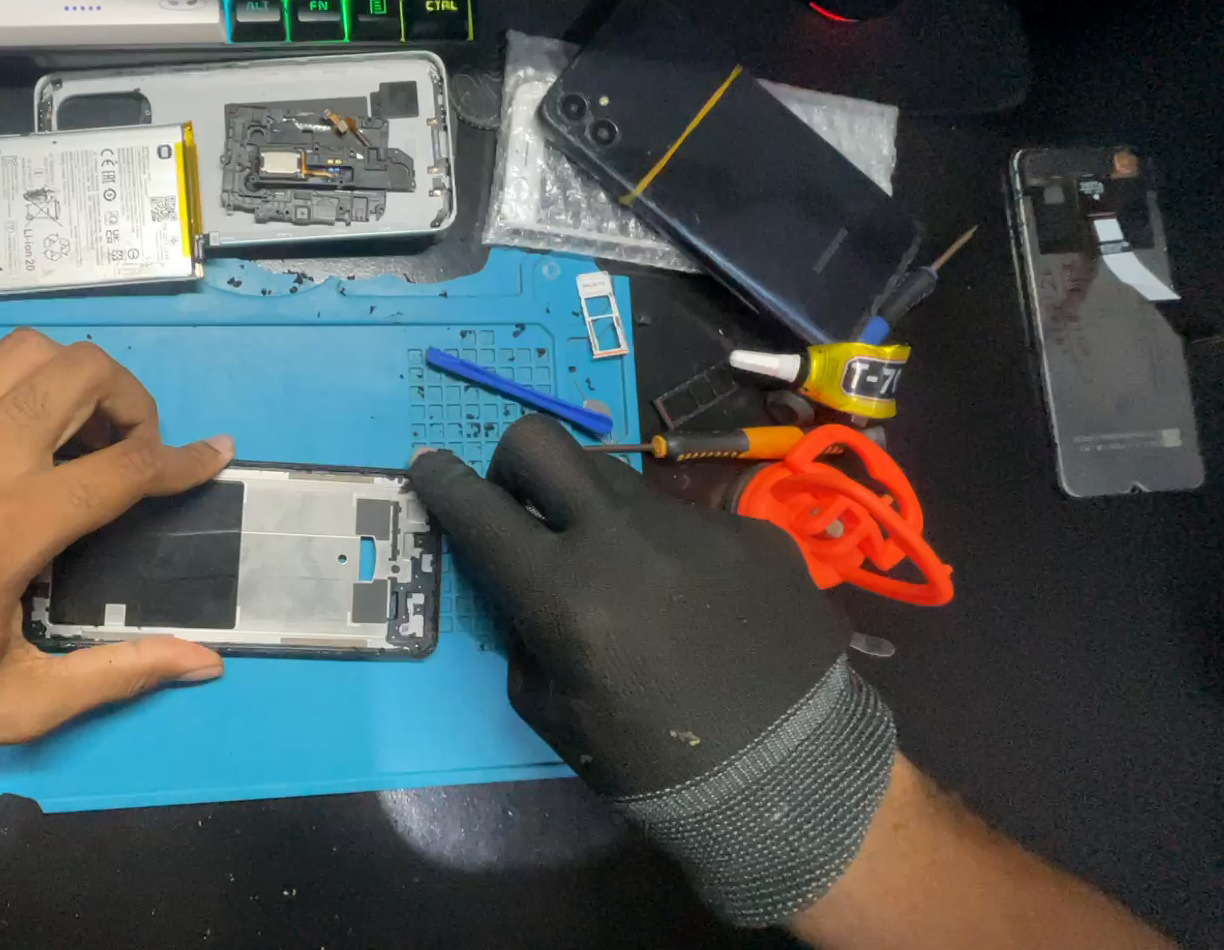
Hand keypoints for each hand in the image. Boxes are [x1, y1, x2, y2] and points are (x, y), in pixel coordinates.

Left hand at [0, 331, 234, 783]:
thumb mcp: (18, 704)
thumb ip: (120, 673)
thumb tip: (206, 665)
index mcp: (12, 526)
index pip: (128, 466)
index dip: (186, 460)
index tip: (215, 455)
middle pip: (85, 374)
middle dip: (134, 402)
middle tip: (134, 448)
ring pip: (27, 351)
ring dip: (71, 379)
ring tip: (74, 428)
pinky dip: (0, 371)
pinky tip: (0, 417)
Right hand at [408, 414, 895, 926]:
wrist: (795, 783)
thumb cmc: (649, 760)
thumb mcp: (547, 704)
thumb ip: (519, 626)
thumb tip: (518, 577)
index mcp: (562, 589)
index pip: (476, 507)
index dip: (439, 478)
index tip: (428, 466)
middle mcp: (622, 537)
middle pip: (538, 440)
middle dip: (510, 462)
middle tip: (523, 504)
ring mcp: (693, 525)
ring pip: (610, 475)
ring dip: (591, 508)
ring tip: (624, 569)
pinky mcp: (751, 530)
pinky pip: (680, 516)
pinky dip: (665, 545)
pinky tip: (697, 597)